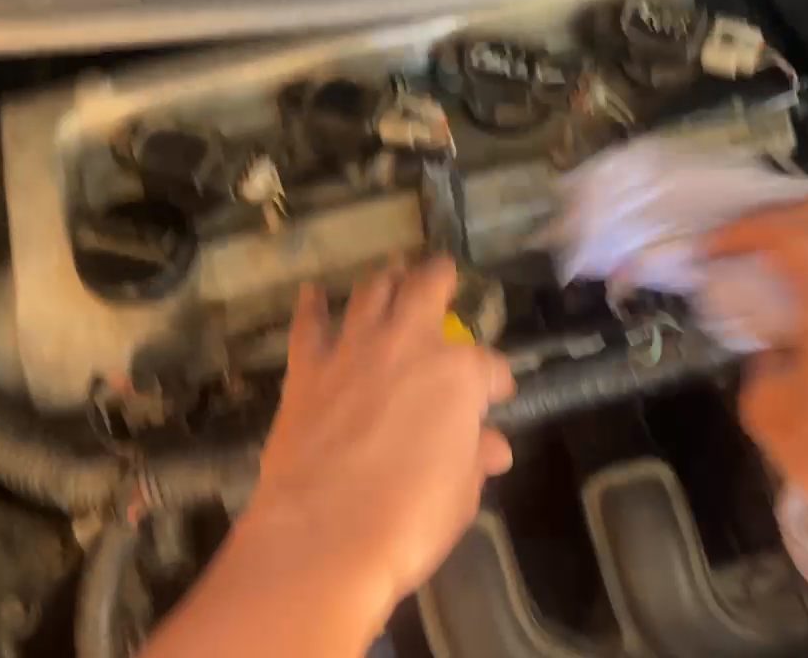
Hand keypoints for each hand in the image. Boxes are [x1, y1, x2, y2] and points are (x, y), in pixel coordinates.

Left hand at [236, 257, 515, 622]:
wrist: (322, 535)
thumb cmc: (408, 519)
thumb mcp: (460, 494)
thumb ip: (475, 458)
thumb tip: (493, 446)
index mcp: (458, 373)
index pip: (488, 366)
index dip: (496, 378)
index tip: (498, 392)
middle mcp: (408, 344)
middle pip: (427, 289)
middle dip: (439, 277)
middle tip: (443, 272)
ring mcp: (355, 350)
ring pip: (372, 293)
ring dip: (385, 280)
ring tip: (391, 271)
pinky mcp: (309, 368)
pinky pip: (309, 326)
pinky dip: (312, 306)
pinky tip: (313, 292)